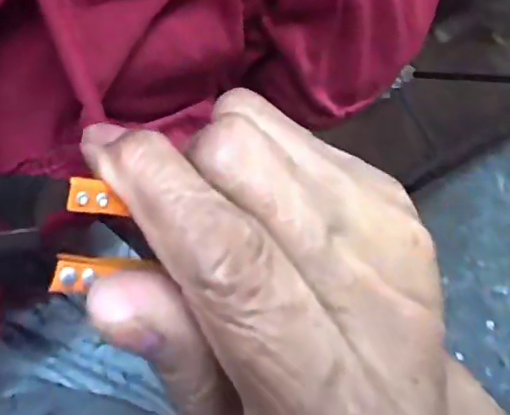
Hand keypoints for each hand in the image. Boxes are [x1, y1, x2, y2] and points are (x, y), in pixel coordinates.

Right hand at [77, 89, 501, 414]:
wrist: (410, 403)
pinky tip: (260, 193)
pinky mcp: (391, 186)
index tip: (98, 146)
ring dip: (215, 145)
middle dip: (180, 159)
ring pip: (262, 122)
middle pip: (244, 158)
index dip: (156, 187)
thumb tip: (103, 286)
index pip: (231, 258)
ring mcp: (386, 223)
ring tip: (213, 195)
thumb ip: (174, 350)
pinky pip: (291, 124)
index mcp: (325, 382)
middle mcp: (367, 286)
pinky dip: (255, 145)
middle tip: (162, 196)